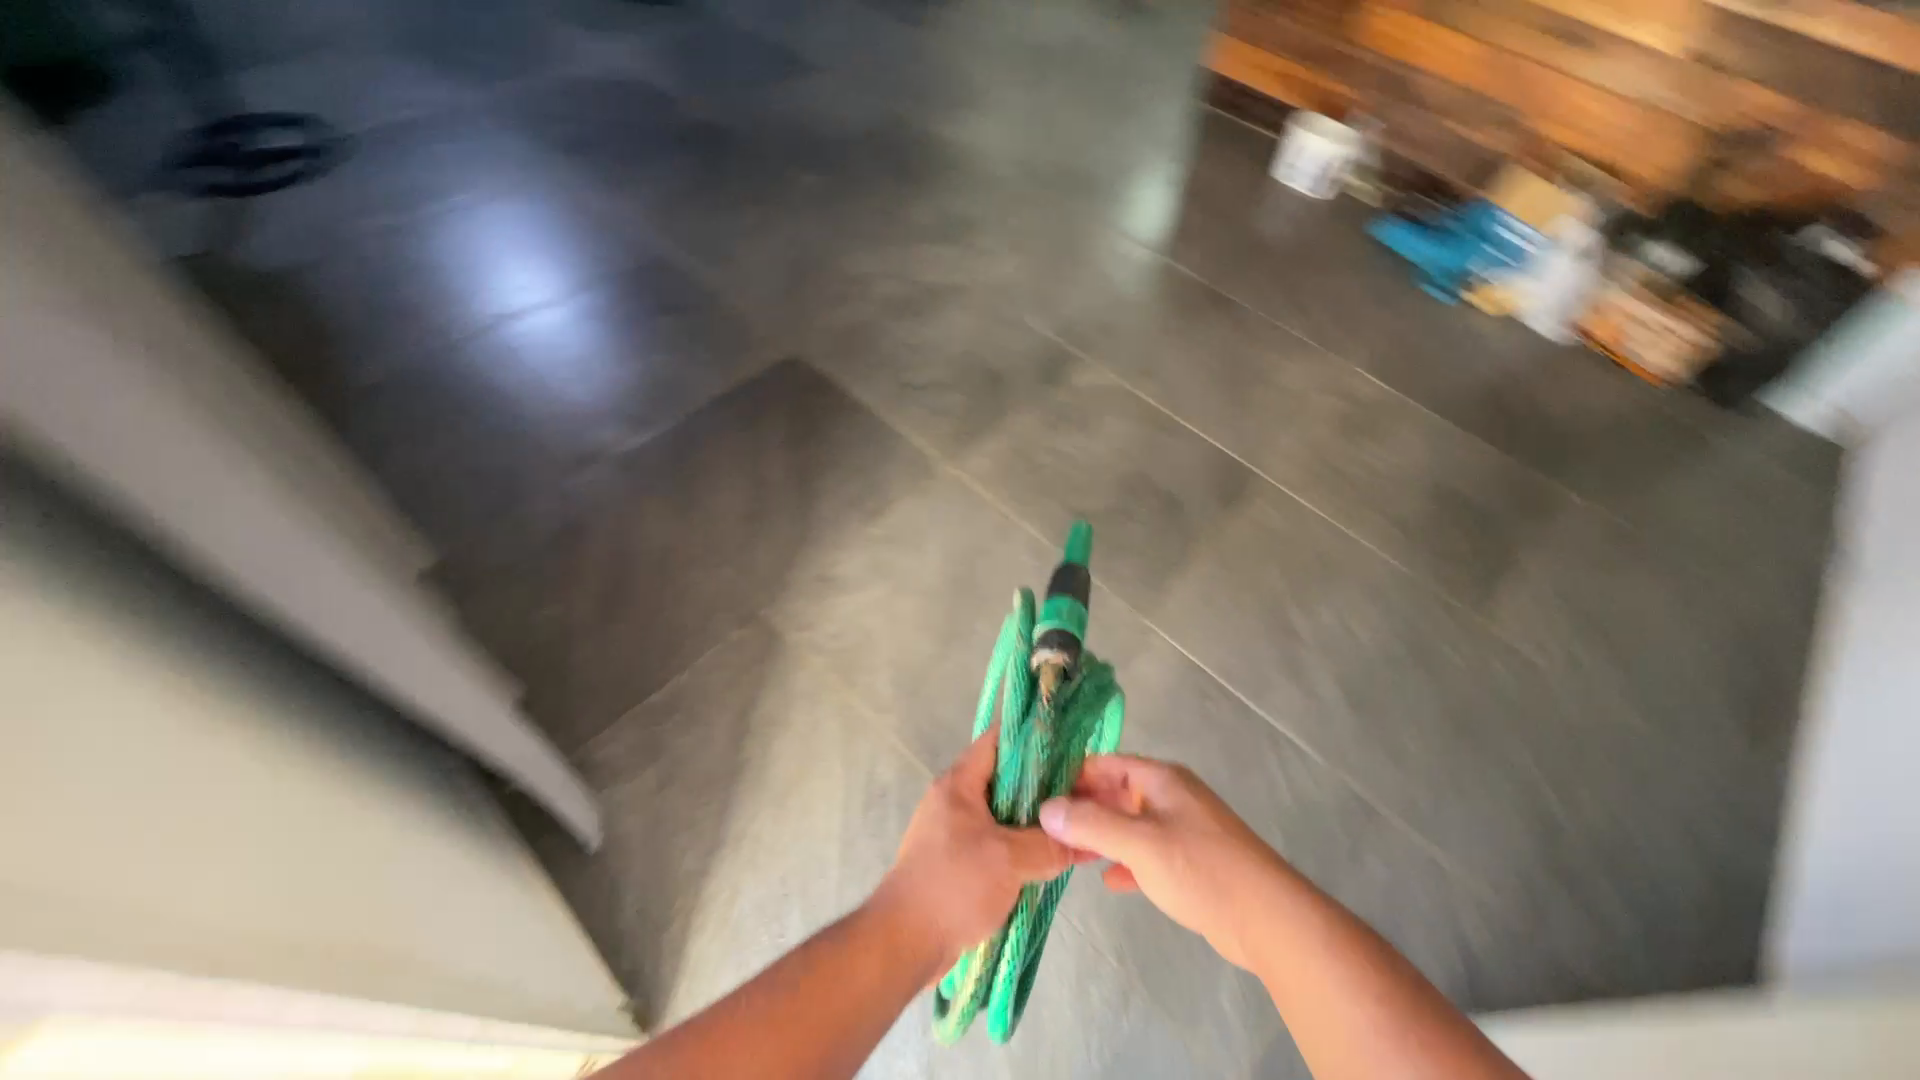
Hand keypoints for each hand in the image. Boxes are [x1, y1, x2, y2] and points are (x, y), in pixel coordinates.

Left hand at [872, 727, 1077, 976]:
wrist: (904, 941)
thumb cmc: (953, 885)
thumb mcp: (1008, 860)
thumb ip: (1048, 846)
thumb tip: (1082, 842)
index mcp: (959, 784)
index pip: (998, 741)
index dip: (1034, 739)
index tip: (1072, 748)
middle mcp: (955, 801)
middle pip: (1007, 779)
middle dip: (1045, 786)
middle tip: (1085, 795)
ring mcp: (956, 833)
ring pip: (1005, 815)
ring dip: (1037, 823)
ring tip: (1077, 828)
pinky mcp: (960, 863)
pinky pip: (999, 845)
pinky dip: (1024, 849)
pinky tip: (1054, 860)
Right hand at [1039, 754, 1289, 971]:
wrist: (1267, 919)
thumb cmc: (1201, 870)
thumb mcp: (1140, 844)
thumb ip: (1092, 824)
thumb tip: (1046, 808)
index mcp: (1161, 779)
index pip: (1106, 764)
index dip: (1071, 776)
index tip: (1037, 795)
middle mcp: (1171, 797)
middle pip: (1116, 793)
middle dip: (1082, 808)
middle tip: (1043, 829)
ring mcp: (1182, 830)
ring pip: (1129, 825)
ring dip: (1101, 836)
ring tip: (1065, 853)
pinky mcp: (1190, 863)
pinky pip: (1147, 854)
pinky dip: (1126, 862)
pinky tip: (1109, 881)